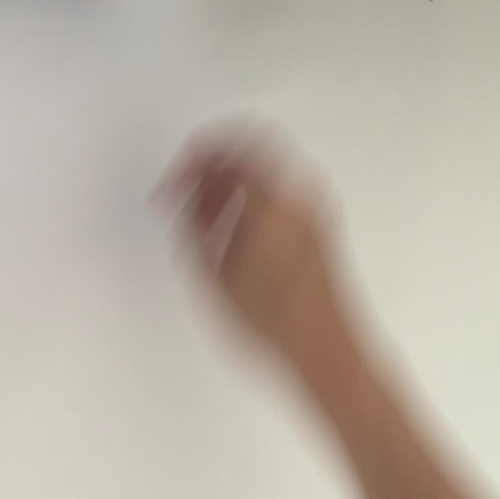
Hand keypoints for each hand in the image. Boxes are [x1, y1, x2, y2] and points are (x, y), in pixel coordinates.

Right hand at [156, 123, 358, 374]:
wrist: (326, 352)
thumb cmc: (279, 322)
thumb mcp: (215, 274)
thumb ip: (194, 225)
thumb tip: (182, 201)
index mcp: (272, 196)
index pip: (224, 146)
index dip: (189, 162)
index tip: (173, 183)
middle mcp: (299, 195)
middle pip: (247, 152)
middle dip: (208, 170)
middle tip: (184, 194)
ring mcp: (314, 212)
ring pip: (263, 172)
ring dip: (228, 188)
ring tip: (203, 218)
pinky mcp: (318, 230)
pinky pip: (277, 195)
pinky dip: (248, 202)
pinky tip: (230, 233)